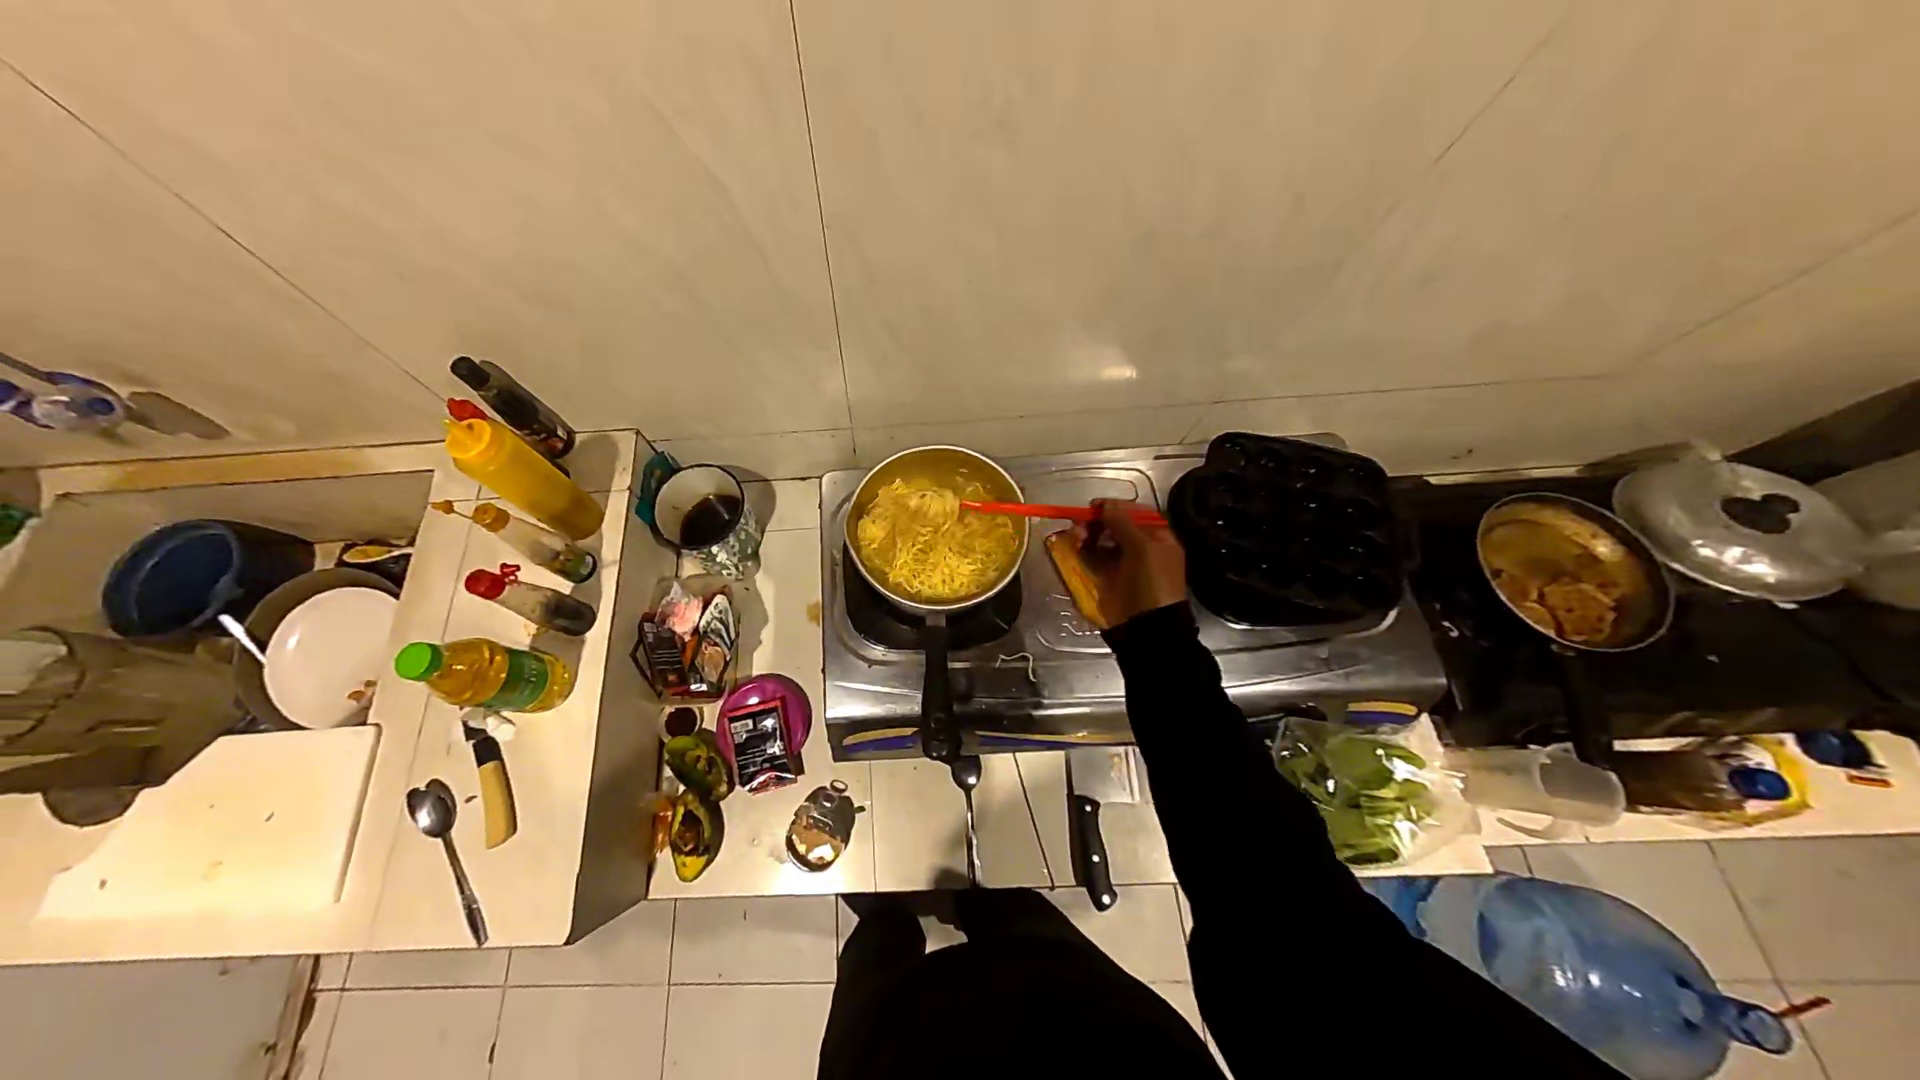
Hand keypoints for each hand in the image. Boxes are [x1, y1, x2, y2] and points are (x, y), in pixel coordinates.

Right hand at [1082, 499, 1186, 626]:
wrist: (1146, 625)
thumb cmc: (1151, 582)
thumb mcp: (1143, 548)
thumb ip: (1123, 522)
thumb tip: (1105, 504)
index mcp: (1157, 537)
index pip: (1135, 512)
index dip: (1115, 506)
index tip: (1095, 506)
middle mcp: (1140, 546)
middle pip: (1115, 524)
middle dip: (1098, 521)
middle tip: (1082, 522)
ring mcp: (1122, 562)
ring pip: (1101, 539)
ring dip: (1088, 534)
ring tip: (1077, 536)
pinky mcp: (1106, 576)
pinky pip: (1092, 557)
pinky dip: (1082, 550)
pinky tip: (1076, 546)